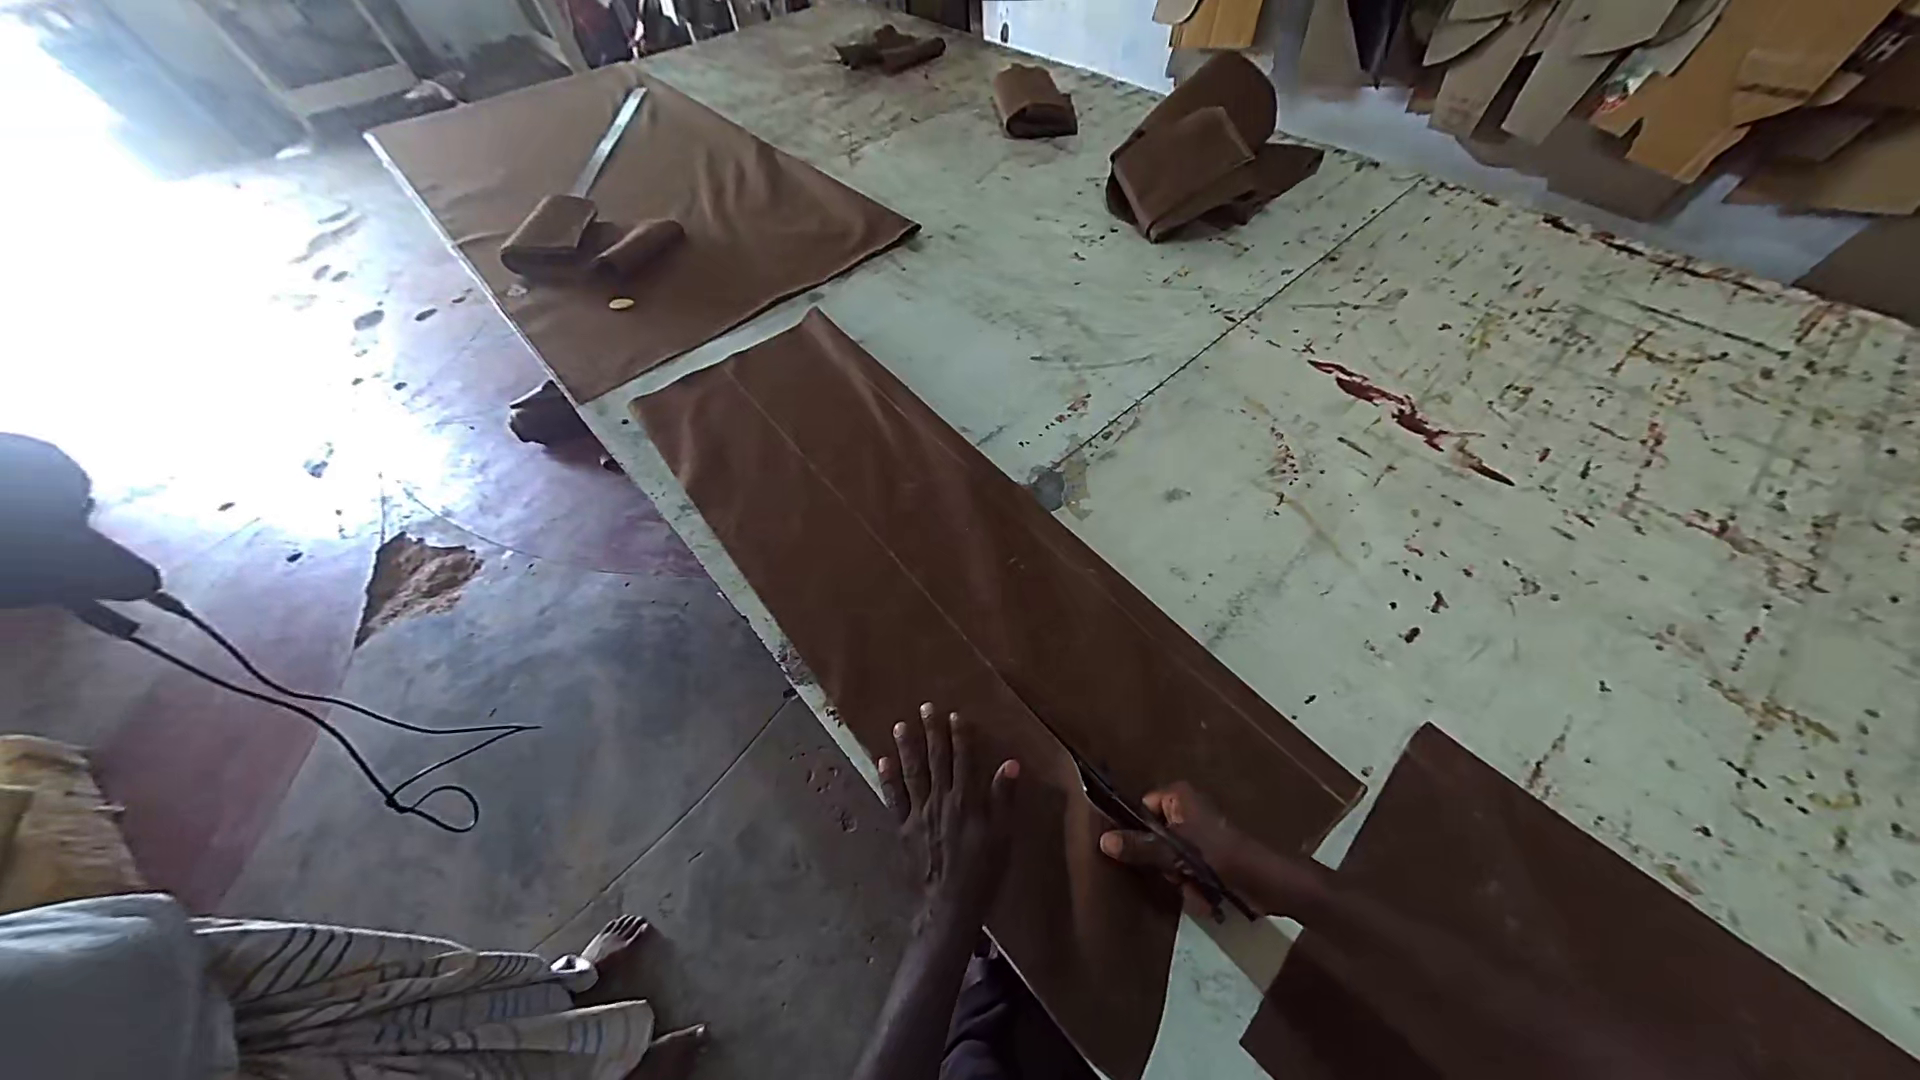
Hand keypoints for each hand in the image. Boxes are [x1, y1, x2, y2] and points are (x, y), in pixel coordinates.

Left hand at [878, 703, 1019, 927]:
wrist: (949, 907)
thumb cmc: (982, 872)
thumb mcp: (1002, 836)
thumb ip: (1004, 799)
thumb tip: (1011, 764)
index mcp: (966, 801)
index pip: (963, 760)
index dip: (960, 736)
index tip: (954, 715)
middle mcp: (940, 801)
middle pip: (936, 760)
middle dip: (932, 732)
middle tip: (926, 707)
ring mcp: (919, 814)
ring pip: (913, 773)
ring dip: (907, 748)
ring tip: (901, 725)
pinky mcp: (904, 829)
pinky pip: (894, 799)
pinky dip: (888, 779)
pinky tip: (882, 761)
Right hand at [1097, 781, 1328, 918]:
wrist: (1272, 884)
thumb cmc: (1224, 857)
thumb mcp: (1177, 853)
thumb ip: (1140, 847)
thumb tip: (1102, 841)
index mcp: (1177, 796)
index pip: (1141, 808)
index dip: (1139, 832)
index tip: (1142, 853)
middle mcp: (1186, 809)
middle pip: (1154, 837)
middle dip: (1164, 864)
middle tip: (1175, 874)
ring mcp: (1199, 834)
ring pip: (1170, 858)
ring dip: (1179, 879)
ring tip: (1195, 888)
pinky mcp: (1211, 856)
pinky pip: (1187, 869)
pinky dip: (1194, 885)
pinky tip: (1206, 896)